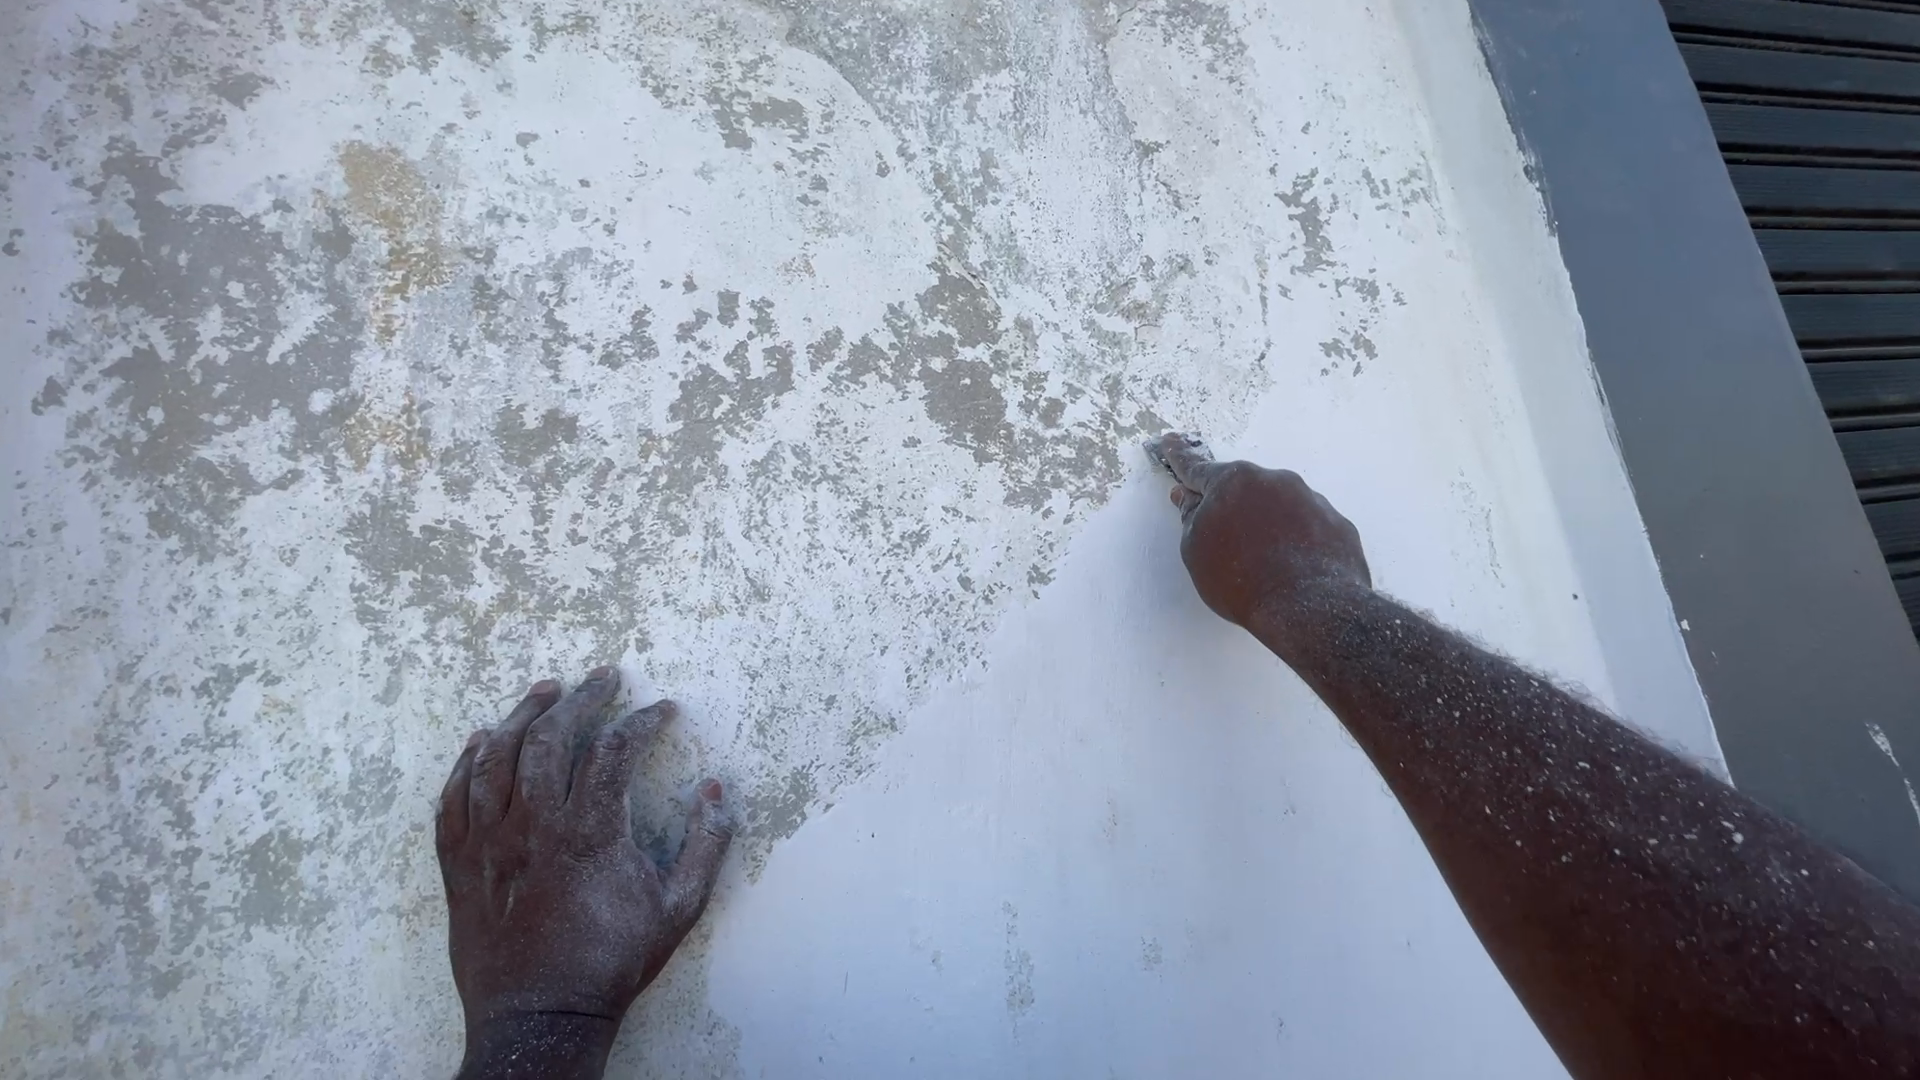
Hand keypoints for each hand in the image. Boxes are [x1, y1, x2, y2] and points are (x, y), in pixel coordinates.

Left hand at [436, 667, 732, 1079]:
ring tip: (545, 689)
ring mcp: (490, 845)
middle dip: (581, 698)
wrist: (539, 1021)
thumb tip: (714, 787)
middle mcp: (535, 828)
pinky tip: (481, 741)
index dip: (643, 721)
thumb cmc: (613, 961)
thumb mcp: (680, 907)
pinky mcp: (460, 867)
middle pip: (550, 739)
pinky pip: (452, 801)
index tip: (663, 710)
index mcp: (592, 834)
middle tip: (603, 676)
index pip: (615, 750)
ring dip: (521, 716)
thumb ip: (706, 843)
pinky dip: (465, 764)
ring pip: (496, 759)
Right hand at [1155, 433, 1370, 636]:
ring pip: (1278, 506)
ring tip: (1262, 564)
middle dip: (1231, 506)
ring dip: (1266, 525)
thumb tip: (1188, 498)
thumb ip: (1190, 518)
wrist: (1307, 608)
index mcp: (1234, 482)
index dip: (1180, 457)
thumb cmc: (1239, 579)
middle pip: (1243, 488)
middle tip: (1223, 539)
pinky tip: (1290, 568)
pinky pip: (1307, 526)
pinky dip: (1295, 540)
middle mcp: (1275, 480)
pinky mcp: (1337, 524)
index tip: (1171, 442)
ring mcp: (1311, 499)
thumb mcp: (1196, 550)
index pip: (1197, 468)